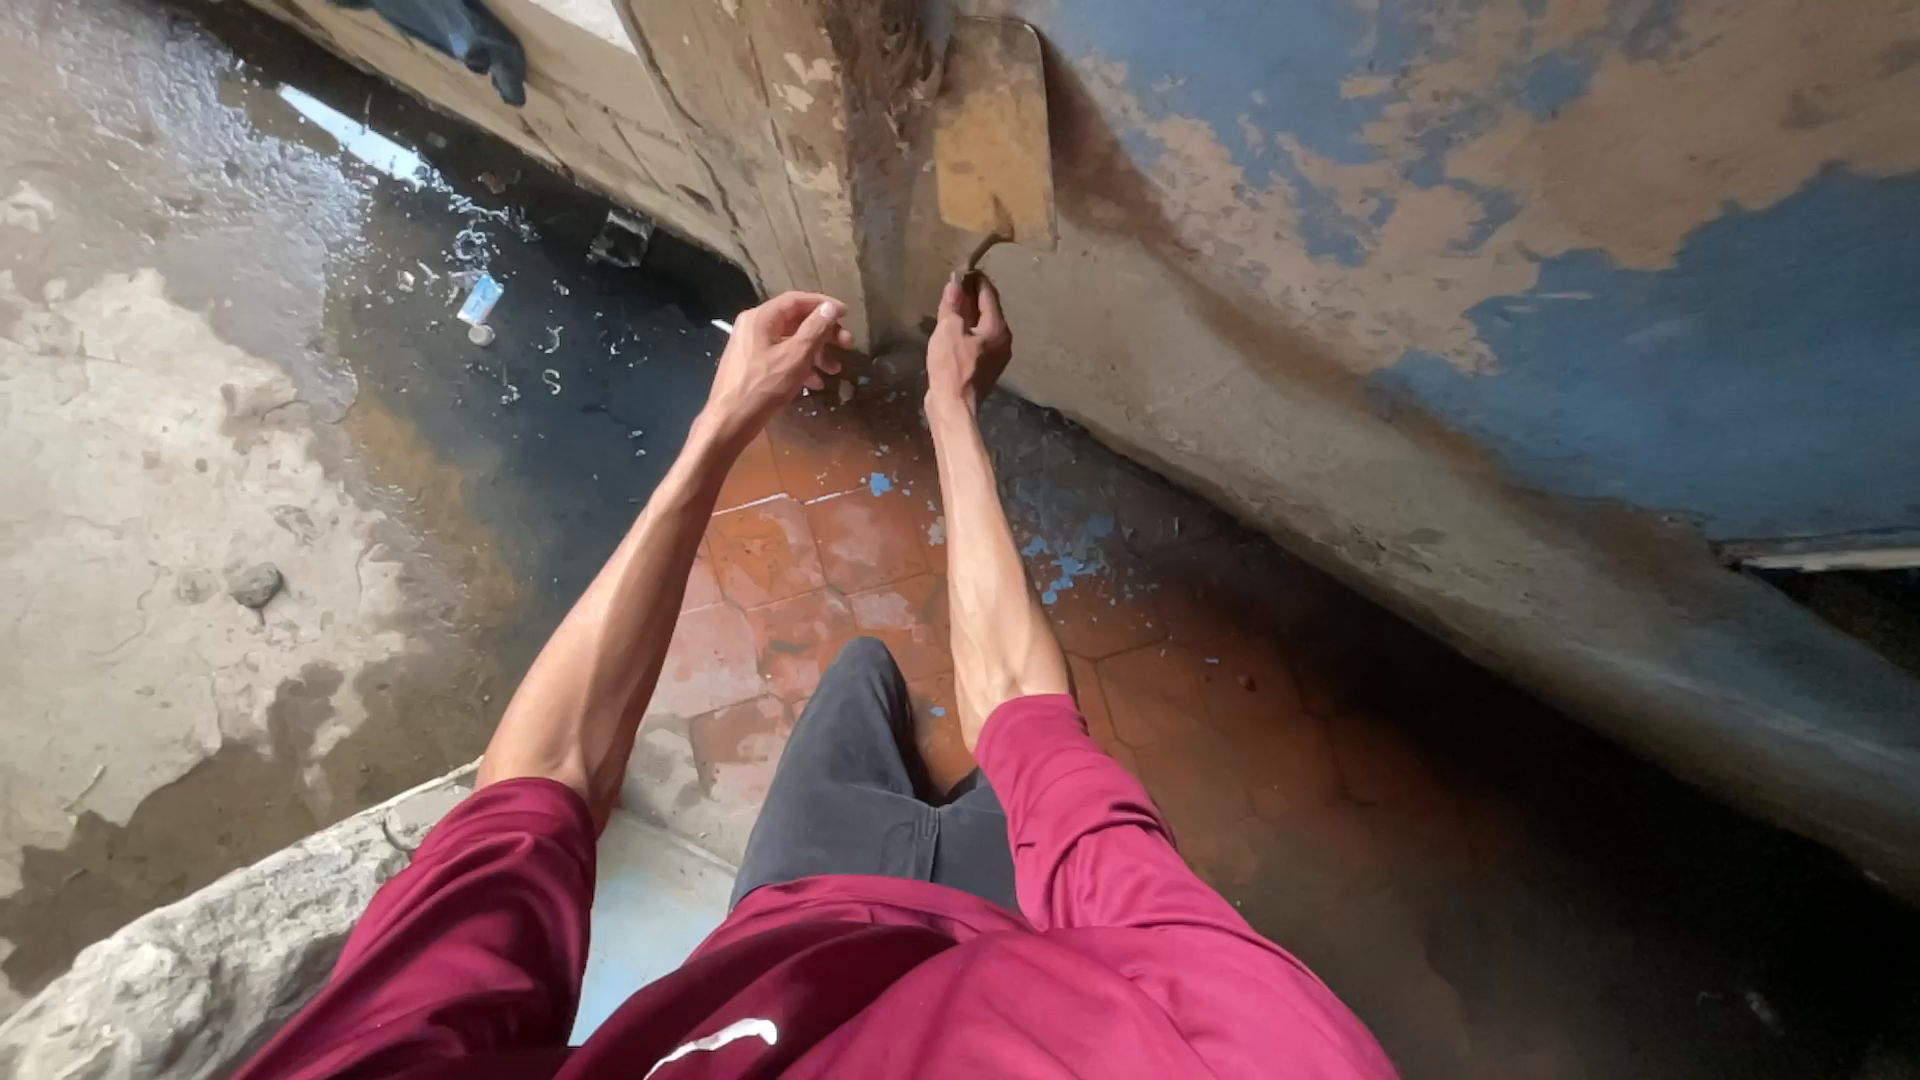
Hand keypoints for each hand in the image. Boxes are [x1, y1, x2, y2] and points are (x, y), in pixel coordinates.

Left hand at [701, 291, 851, 444]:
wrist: (731, 419)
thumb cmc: (764, 385)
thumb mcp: (796, 356)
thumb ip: (815, 329)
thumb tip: (831, 308)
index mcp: (761, 317)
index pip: (797, 300)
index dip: (824, 305)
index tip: (846, 314)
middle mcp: (754, 326)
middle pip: (795, 321)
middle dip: (823, 333)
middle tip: (846, 345)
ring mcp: (751, 346)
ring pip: (790, 342)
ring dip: (815, 353)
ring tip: (834, 369)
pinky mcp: (752, 365)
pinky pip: (781, 357)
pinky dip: (800, 365)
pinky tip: (815, 382)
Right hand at [926, 272, 1010, 413]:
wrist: (953, 407)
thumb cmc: (952, 367)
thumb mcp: (948, 330)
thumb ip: (953, 304)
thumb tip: (955, 281)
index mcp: (998, 328)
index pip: (989, 294)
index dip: (975, 280)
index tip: (962, 269)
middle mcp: (1003, 340)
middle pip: (988, 310)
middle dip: (971, 297)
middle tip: (953, 286)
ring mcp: (996, 356)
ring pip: (982, 326)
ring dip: (968, 315)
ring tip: (950, 305)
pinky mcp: (985, 368)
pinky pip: (978, 341)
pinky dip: (967, 331)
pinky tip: (952, 329)